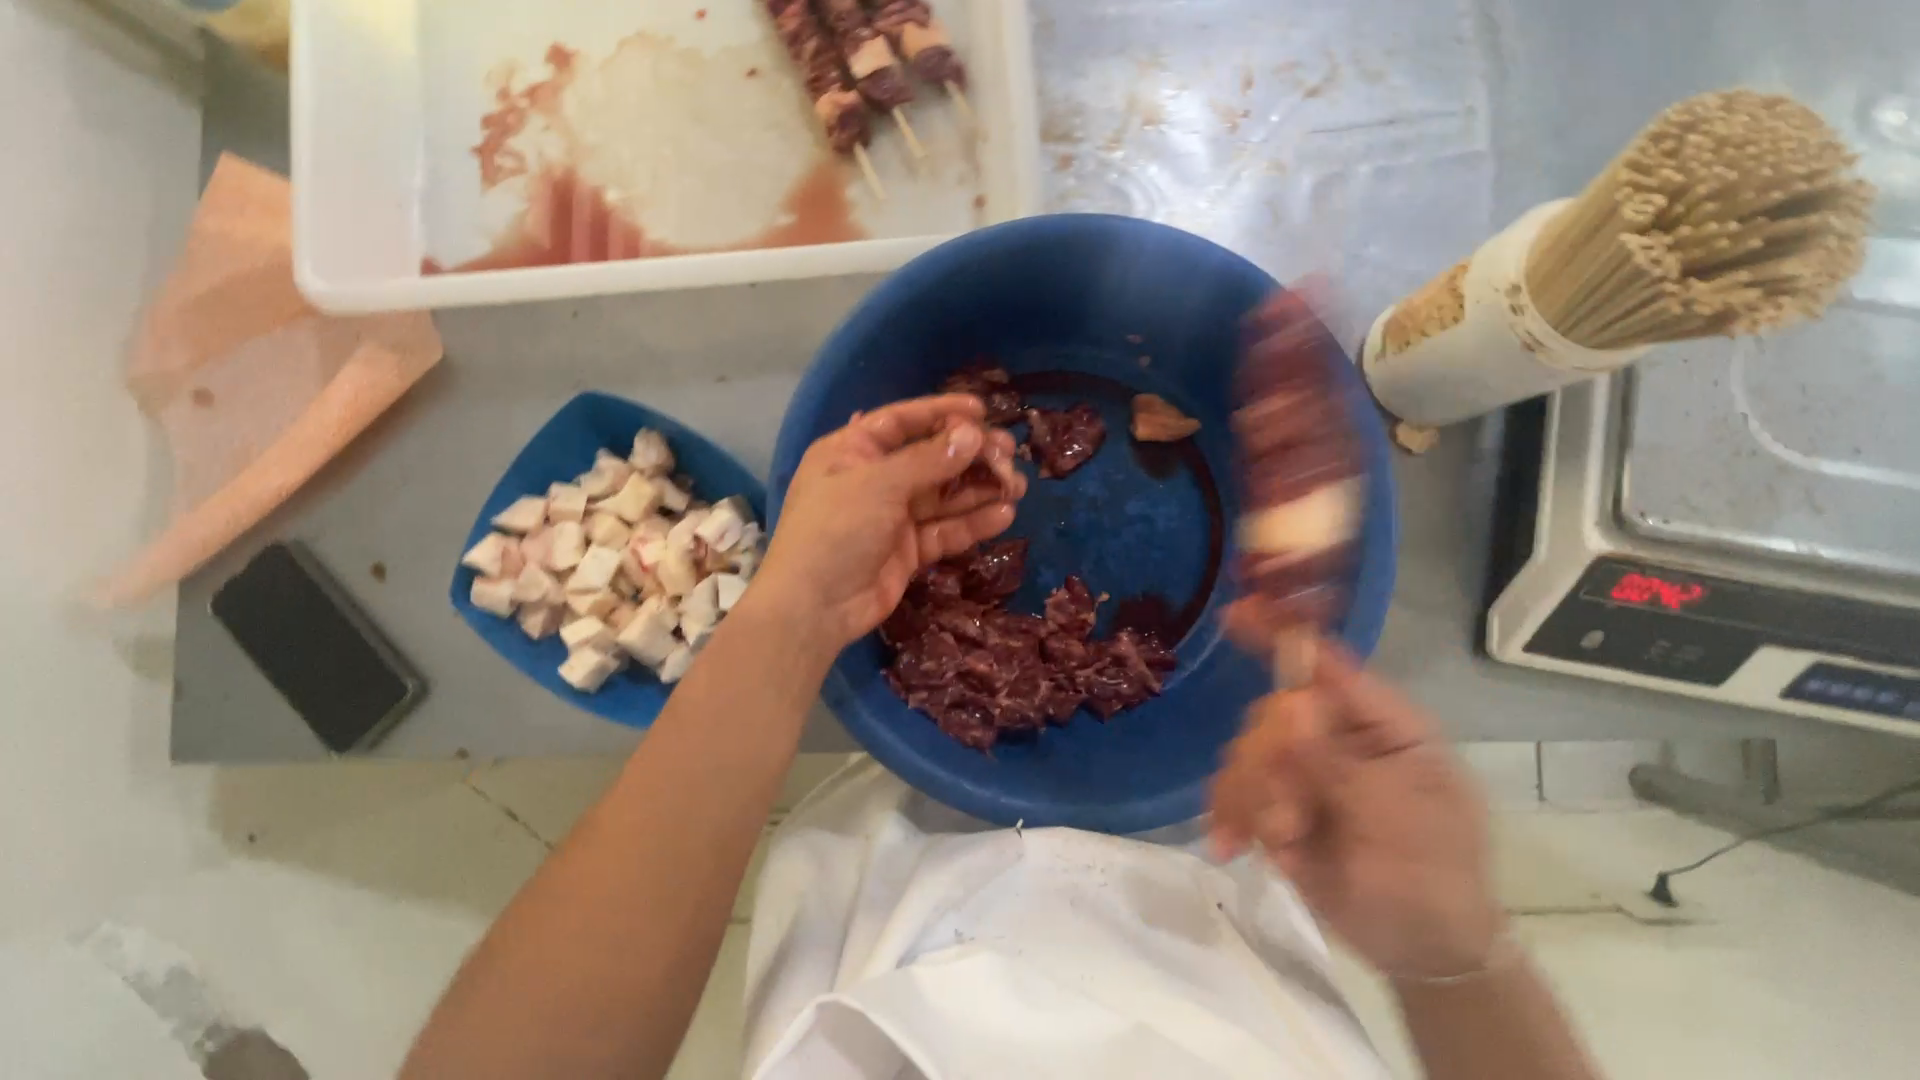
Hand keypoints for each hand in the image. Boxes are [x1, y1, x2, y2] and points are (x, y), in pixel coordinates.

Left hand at [755, 394, 1025, 650]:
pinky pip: (945, 530)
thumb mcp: (879, 485)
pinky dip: (973, 523)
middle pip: (931, 458)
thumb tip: (973, 434)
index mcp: (853, 451)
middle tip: (1009, 454)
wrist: (812, 608)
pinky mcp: (908, 550)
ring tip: (1016, 485)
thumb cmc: (835, 531)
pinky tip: (1004, 515)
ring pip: (944, 495)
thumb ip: (928, 460)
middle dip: (970, 455)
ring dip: (980, 489)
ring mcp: (892, 517)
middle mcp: (874, 479)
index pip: (902, 422)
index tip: (983, 411)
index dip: (942, 413)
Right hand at [1209, 645, 1503, 980]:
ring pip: (1246, 753)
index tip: (1235, 615)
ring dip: (1253, 797)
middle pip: (1273, 715)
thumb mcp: (1396, 817)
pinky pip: (1234, 790)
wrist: (1422, 952)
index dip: (1282, 637)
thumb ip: (1337, 761)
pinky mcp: (1275, 806)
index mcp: (1382, 727)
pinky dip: (1227, 813)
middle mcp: (1337, 739)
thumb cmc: (1433, 876)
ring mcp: (1304, 773)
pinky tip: (1229, 844)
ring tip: (1281, 842)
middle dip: (1270, 764)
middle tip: (1290, 816)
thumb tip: (1292, 702)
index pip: (1328, 667)